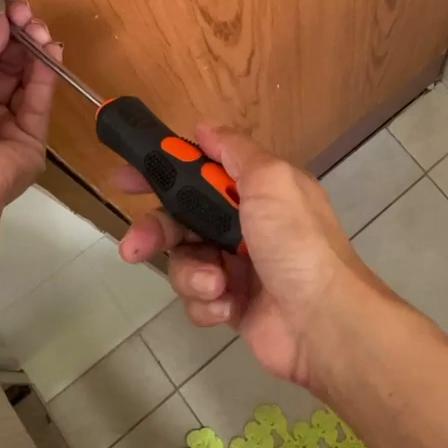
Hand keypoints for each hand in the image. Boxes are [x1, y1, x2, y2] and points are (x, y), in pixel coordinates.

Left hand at [0, 0, 60, 212]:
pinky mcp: (30, 139)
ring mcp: (3, 126)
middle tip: (28, 13)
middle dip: (16, 38)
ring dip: (33, 52)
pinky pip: (38, 102)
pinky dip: (46, 75)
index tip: (8, 8)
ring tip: (41, 28)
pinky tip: (51, 51)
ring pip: (23, 82)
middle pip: (1, 68)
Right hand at [117, 127, 385, 390]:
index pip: (202, 169)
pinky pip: (199, 298)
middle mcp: (249, 222)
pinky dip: (209, 303)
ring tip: (217, 283)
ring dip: (193, 273)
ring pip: (186, 261)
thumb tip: (206, 128)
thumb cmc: (295, 241)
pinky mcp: (234, 304)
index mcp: (261, 188)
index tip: (125, 177)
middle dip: (158, 232)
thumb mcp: (271, 180)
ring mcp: (241, 265)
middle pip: (183, 218)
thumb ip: (235, 151)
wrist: (322, 319)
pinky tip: (230, 307)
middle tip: (135, 247)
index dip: (164, 170)